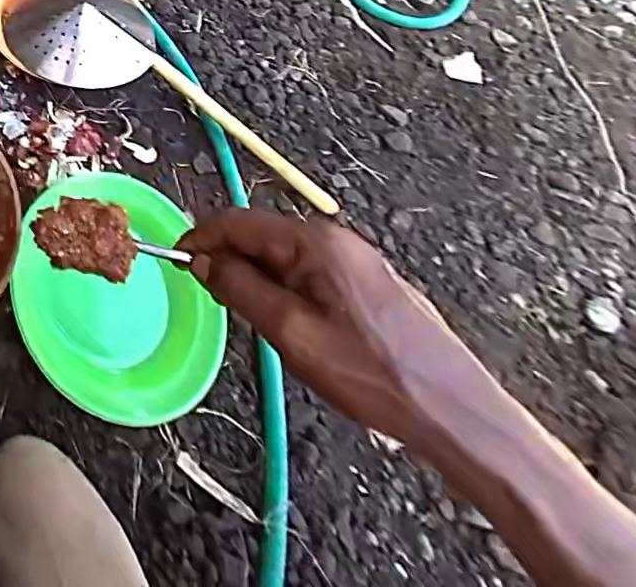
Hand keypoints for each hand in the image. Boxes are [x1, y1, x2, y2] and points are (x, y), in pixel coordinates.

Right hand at [177, 209, 505, 454]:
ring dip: (254, 275)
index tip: (177, 258)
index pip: (238, 221)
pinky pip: (306, 271)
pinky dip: (281, 285)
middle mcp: (336, 240)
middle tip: (210, 293)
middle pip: (261, 235)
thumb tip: (201, 261)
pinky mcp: (366, 282)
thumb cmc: (372, 372)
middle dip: (228, 258)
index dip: (201, 237)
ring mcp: (354, 260)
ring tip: (246, 313)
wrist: (458, 414)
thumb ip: (238, 287)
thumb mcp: (290, 331)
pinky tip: (283, 318)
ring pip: (282, 255)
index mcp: (316, 242)